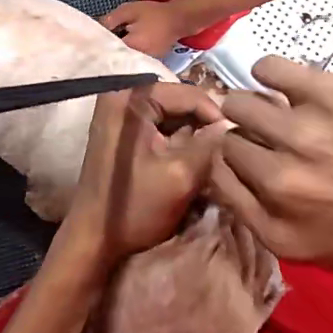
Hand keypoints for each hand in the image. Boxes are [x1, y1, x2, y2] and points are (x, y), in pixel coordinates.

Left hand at [60, 84, 226, 264]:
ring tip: (215, 156)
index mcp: (131, 98)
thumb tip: (233, 124)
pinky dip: (178, 141)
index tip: (238, 140)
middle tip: (229, 149)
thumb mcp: (181, 175)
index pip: (189, 93)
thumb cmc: (135, 208)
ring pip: (173, 115)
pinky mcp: (122, 131)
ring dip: (194, 134)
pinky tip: (193, 161)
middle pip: (180, 102)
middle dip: (205, 125)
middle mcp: (122, 95)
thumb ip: (210, 143)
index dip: (217, 116)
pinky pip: (160, 126)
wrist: (94, 239)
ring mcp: (120, 113)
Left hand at [101, 0, 197, 57]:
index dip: (97, 47)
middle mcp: (138, 60)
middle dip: (105, 53)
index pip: (107, 51)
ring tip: (105, 48)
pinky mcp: (150, 63)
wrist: (178, 19)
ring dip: (115, 56)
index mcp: (131, 47)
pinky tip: (121, 50)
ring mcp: (145, 63)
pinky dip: (126, 56)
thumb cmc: (153, 13)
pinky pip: (133, 62)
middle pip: (115, 60)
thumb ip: (111, 19)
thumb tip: (95, 28)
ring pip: (124, 62)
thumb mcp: (129, 10)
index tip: (87, 44)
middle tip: (93, 47)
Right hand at [207, 57, 332, 294]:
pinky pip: (274, 71)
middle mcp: (282, 187)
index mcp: (285, 235)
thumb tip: (278, 186)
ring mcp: (304, 138)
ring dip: (250, 101)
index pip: (223, 186)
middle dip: (241, 135)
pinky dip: (270, 70)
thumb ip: (303, 223)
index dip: (229, 166)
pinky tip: (281, 75)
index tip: (239, 153)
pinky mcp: (331, 96)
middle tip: (258, 125)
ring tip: (267, 96)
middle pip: (231, 145)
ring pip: (244, 105)